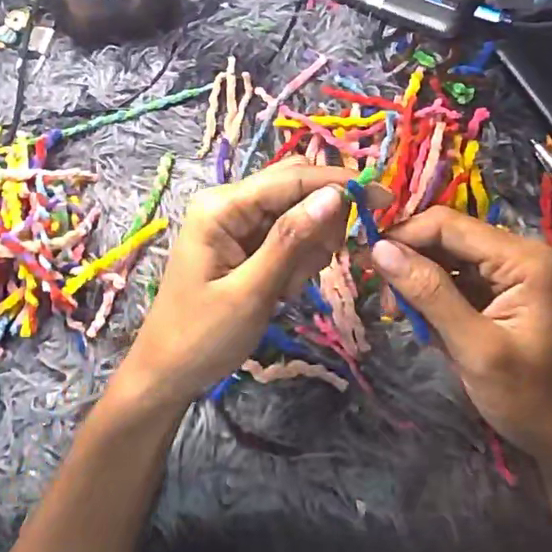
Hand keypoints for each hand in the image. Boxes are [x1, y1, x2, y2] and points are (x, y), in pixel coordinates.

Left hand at [118, 161, 388, 406]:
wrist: (167, 373)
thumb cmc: (202, 336)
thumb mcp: (251, 291)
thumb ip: (291, 240)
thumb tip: (333, 196)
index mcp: (221, 206)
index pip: (291, 178)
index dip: (338, 184)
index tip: (383, 197)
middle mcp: (229, 203)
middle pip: (296, 189)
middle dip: (320, 223)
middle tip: (322, 264)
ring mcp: (236, 222)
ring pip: (297, 214)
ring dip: (308, 249)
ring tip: (286, 288)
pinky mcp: (245, 242)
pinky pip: (288, 236)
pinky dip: (297, 260)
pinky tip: (282, 289)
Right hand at [371, 207, 551, 463]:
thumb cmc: (531, 399)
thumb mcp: (476, 349)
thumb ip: (430, 294)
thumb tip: (380, 250)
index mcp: (523, 259)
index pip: (449, 224)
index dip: (403, 236)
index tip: (365, 260)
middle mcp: (519, 253)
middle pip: (447, 237)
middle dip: (409, 260)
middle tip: (380, 294)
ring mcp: (512, 272)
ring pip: (447, 257)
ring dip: (418, 279)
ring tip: (397, 312)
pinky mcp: (502, 292)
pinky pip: (457, 278)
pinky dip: (433, 295)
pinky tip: (422, 321)